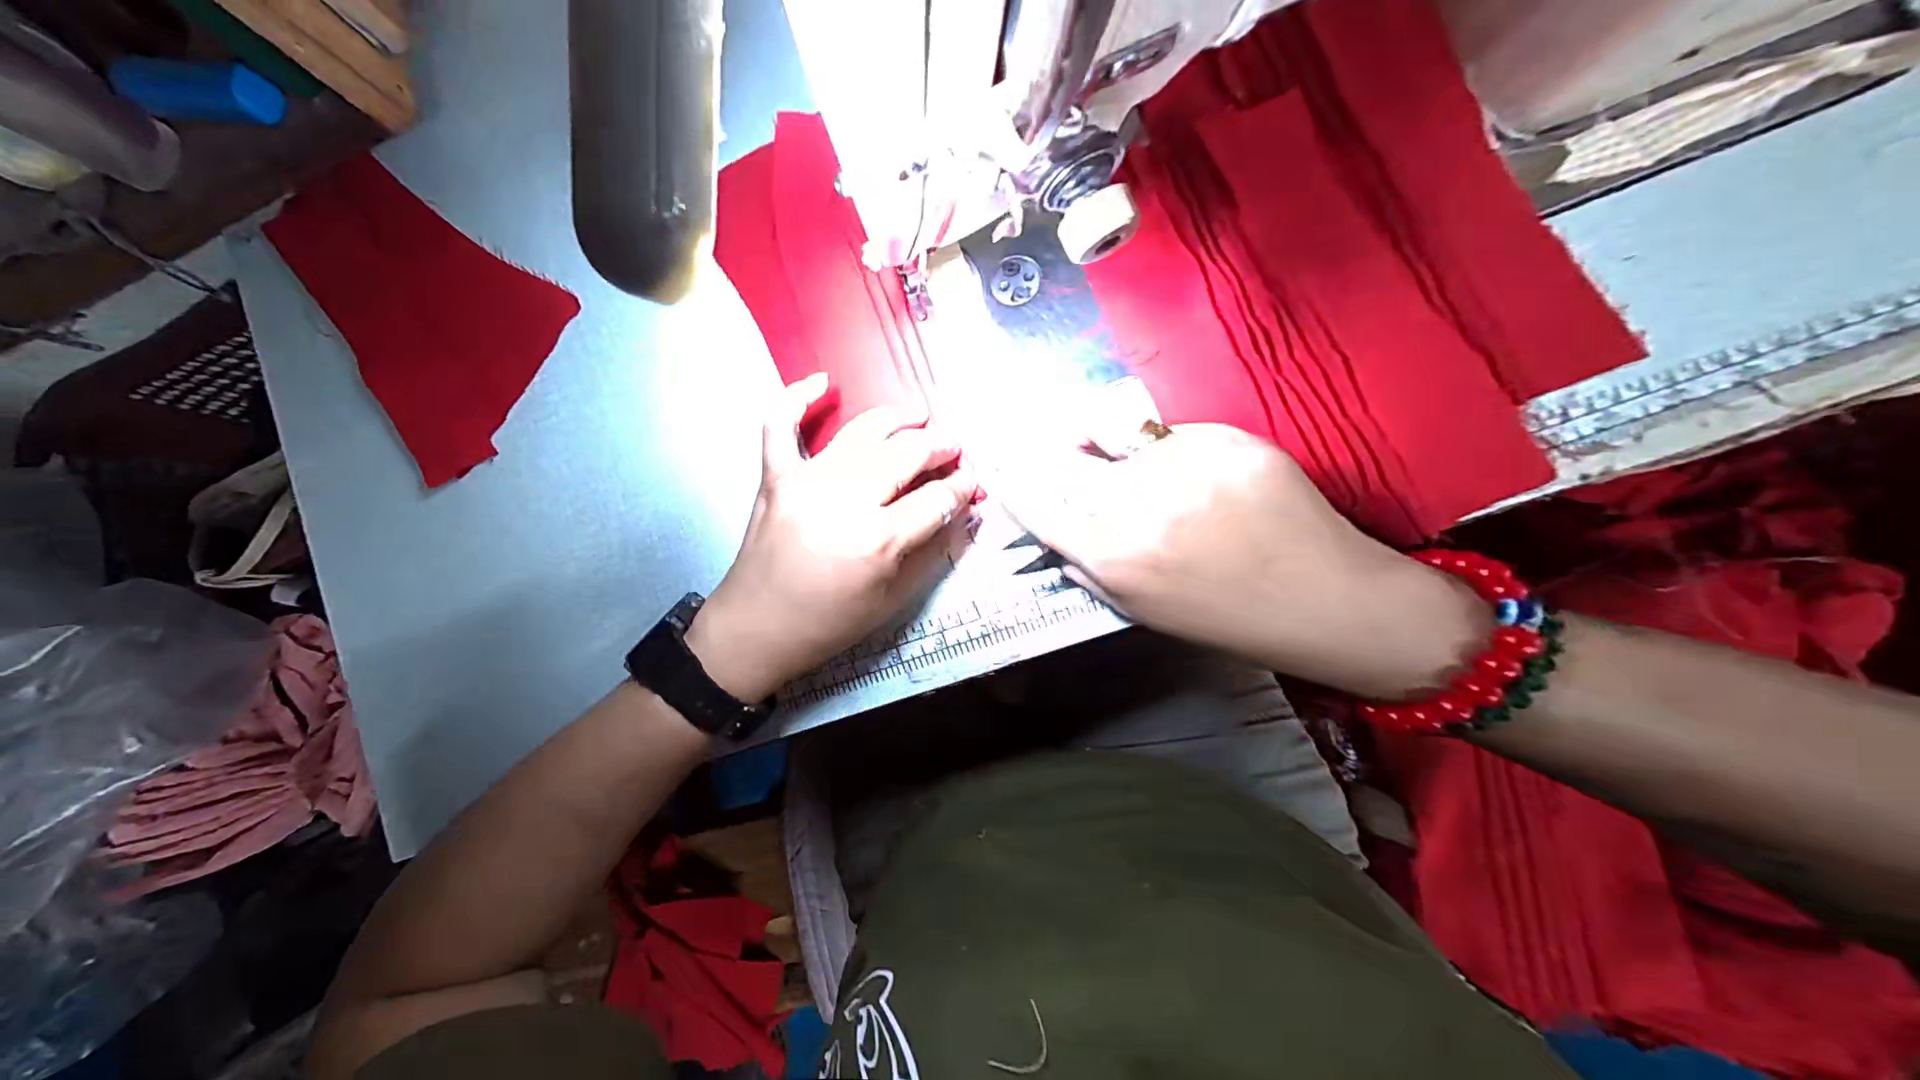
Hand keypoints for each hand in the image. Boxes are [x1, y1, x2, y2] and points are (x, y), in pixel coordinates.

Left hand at [684, 375, 978, 701]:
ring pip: (861, 433)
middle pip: (905, 455)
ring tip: (920, 413)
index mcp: (878, 539)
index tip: (974, 483)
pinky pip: (781, 426)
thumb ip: (933, 549)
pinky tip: (822, 381)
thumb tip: (964, 510)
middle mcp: (844, 500)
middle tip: (955, 448)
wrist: (757, 629)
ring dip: (896, 418)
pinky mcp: (775, 477)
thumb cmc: (830, 623)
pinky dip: (797, 398)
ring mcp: (805, 482)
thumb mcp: (893, 598)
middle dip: (939, 447)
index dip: (963, 487)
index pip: (936, 498)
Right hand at [993, 424, 1489, 698]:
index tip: (996, 460)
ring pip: (1115, 434)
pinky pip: (1170, 433)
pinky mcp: (1227, 440)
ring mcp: (1185, 466)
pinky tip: (1196, 478)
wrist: (1323, 599)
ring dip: (1112, 448)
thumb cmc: (1223, 614)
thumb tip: (1049, 532)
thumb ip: (1086, 565)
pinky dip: (1168, 450)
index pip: (1038, 501)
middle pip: (1065, 454)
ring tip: (1147, 476)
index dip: (1011, 477)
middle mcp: (1140, 504)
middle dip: (1055, 451)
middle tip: (1064, 455)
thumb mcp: (1139, 607)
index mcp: (1114, 554)